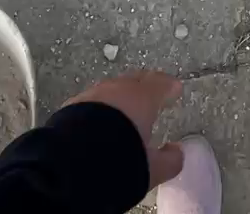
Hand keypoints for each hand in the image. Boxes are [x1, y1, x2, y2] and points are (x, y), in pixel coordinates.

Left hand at [63, 69, 185, 187]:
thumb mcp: (151, 168)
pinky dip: (101, 108)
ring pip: (112, 90)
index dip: (169, 87)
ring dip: (120, 97)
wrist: (72, 161)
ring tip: (124, 111)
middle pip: (136, 81)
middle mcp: (119, 89)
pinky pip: (93, 102)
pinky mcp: (72, 105)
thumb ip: (169, 160)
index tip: (175, 89)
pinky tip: (99, 121)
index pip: (161, 84)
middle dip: (145, 86)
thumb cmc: (121, 159)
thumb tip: (178, 153)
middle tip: (152, 94)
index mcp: (144, 97)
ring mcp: (94, 94)